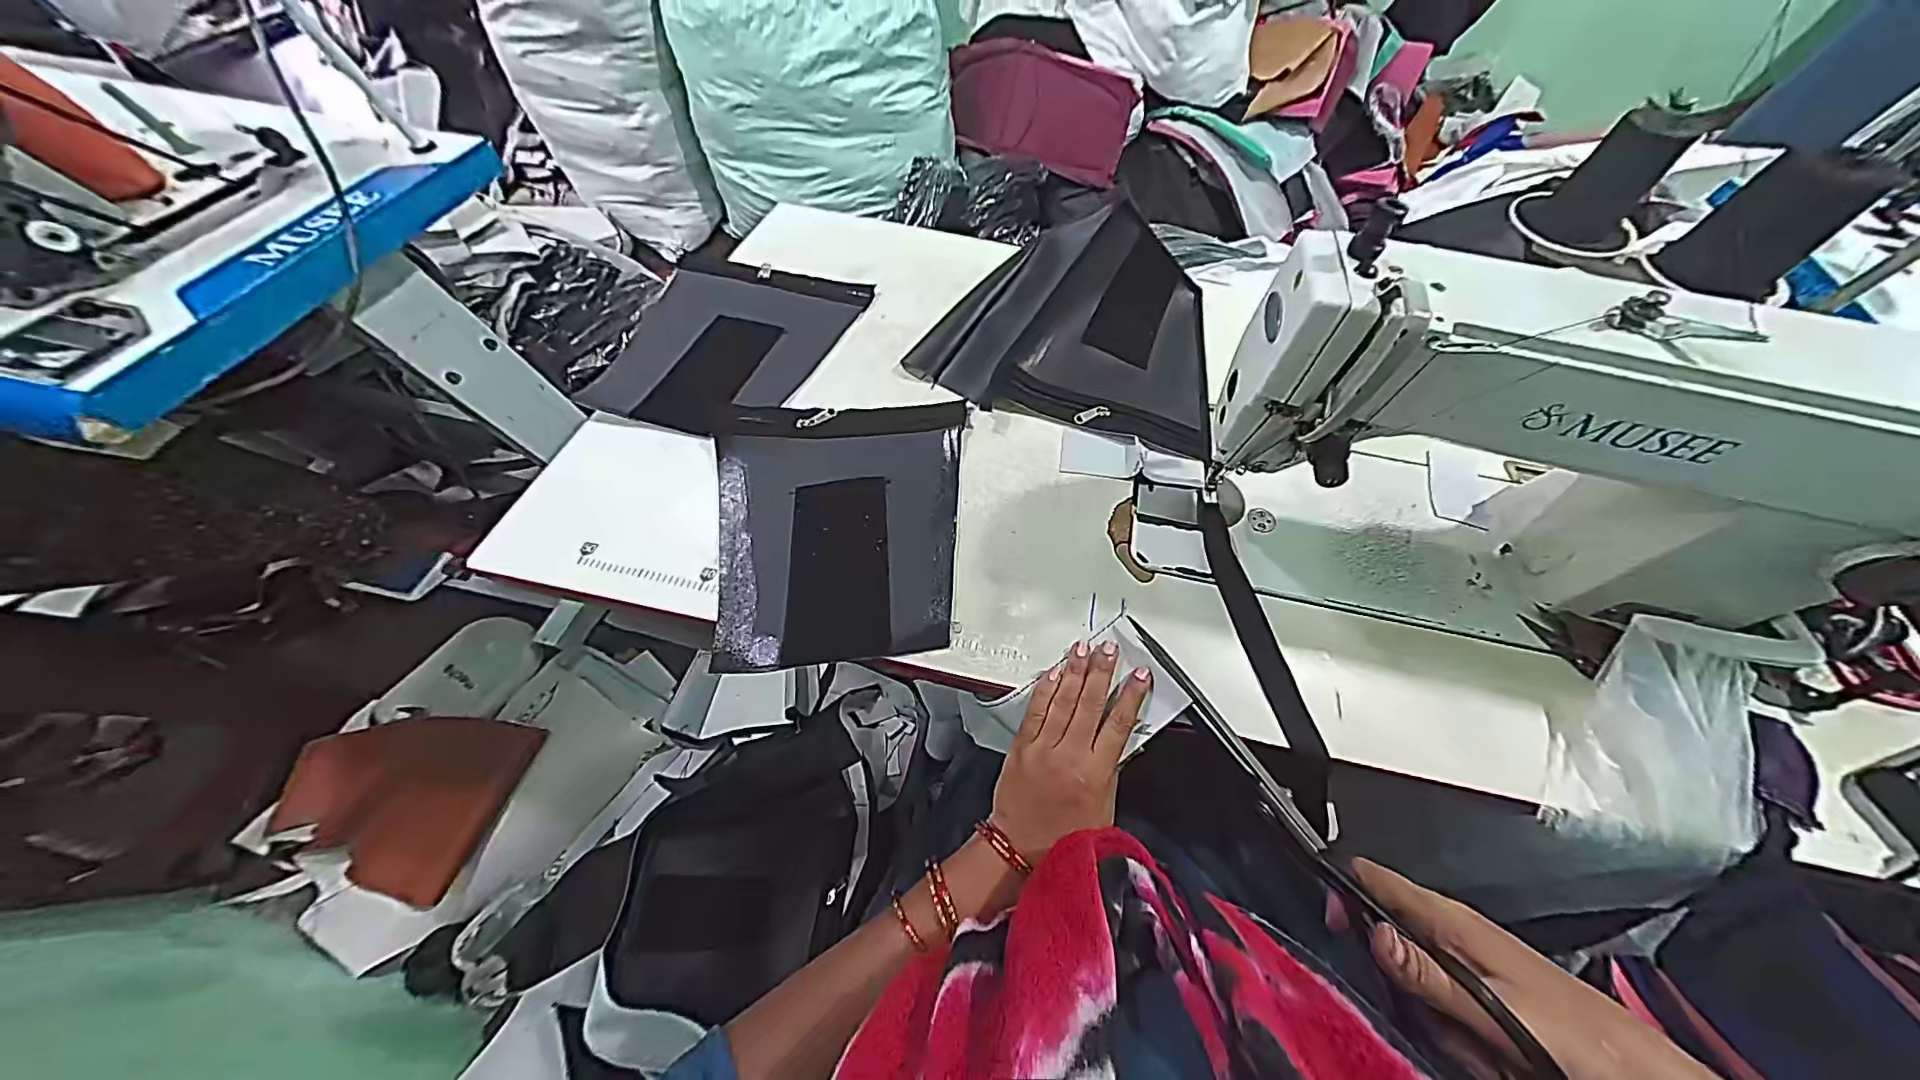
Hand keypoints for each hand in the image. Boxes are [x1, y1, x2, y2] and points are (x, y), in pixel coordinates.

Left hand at [989, 640, 1150, 862]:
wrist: (1019, 847)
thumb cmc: (1064, 837)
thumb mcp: (1104, 808)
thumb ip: (1111, 769)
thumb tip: (1120, 737)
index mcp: (1095, 774)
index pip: (1119, 725)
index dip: (1131, 696)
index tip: (1140, 676)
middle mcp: (1069, 757)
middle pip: (1091, 705)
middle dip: (1103, 673)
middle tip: (1110, 650)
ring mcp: (1043, 749)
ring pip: (1063, 701)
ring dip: (1075, 671)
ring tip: (1084, 649)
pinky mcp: (1022, 746)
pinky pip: (1035, 710)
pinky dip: (1046, 689)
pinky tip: (1055, 672)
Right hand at [1352, 859, 1715, 1079]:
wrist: (1640, 1072)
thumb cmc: (1574, 1036)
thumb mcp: (1492, 1008)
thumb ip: (1426, 972)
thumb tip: (1371, 931)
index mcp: (1449, 919)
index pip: (1373, 876)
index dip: (1340, 887)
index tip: (1328, 918)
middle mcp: (1452, 928)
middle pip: (1383, 929)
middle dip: (1389, 971)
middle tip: (1421, 1010)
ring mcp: (1464, 955)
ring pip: (1409, 969)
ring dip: (1424, 1007)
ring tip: (1467, 1040)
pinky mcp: (1477, 983)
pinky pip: (1436, 994)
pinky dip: (1446, 1021)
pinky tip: (1477, 1046)